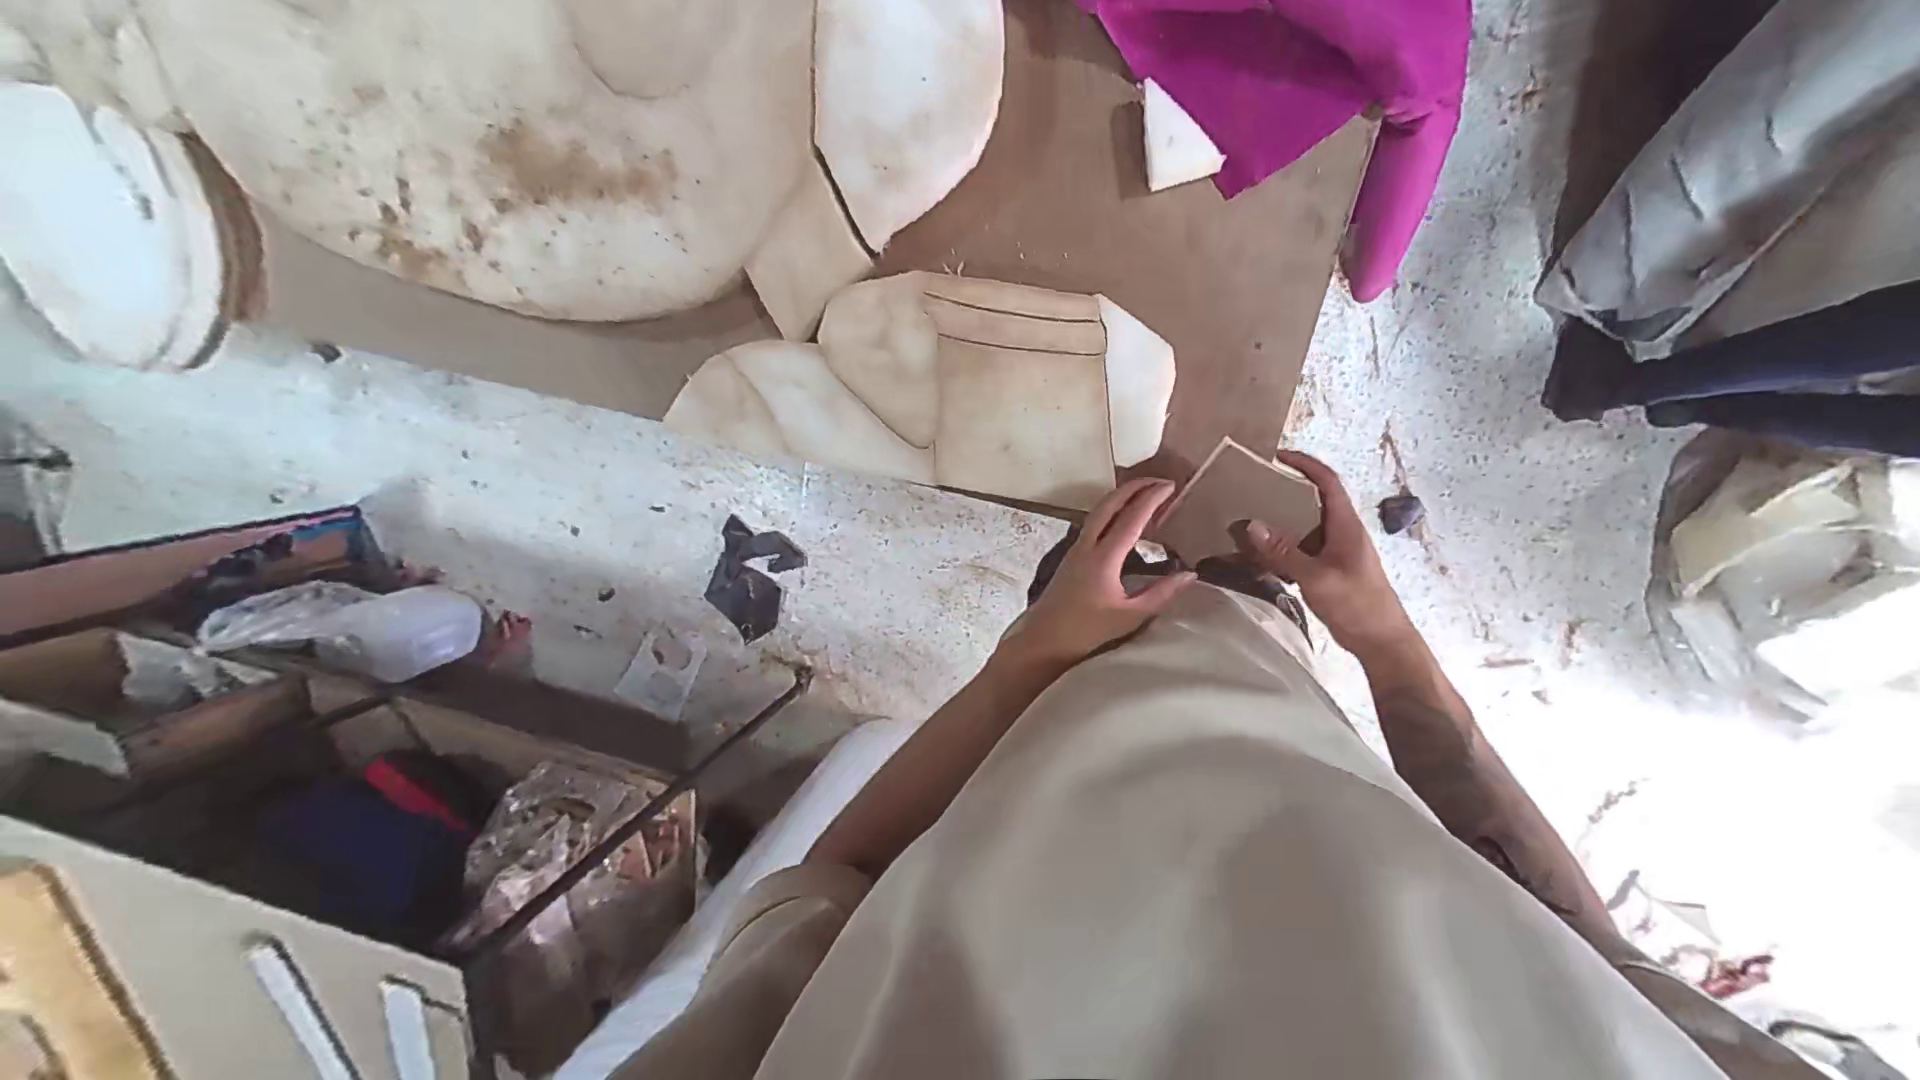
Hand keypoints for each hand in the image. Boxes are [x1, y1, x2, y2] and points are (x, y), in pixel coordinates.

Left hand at [1006, 478, 1197, 667]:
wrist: (1044, 639)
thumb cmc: (1087, 631)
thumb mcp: (1131, 616)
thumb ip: (1161, 594)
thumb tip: (1190, 574)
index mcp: (1104, 558)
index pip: (1131, 518)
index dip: (1152, 498)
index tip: (1171, 485)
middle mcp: (1087, 546)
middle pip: (1109, 504)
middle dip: (1134, 487)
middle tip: (1159, 481)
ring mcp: (1075, 549)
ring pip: (1097, 511)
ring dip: (1120, 497)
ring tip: (1144, 493)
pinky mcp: (1071, 557)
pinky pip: (1092, 523)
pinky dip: (1110, 511)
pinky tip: (1122, 518)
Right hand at [1235, 450, 1418, 664]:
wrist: (1382, 640)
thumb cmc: (1357, 604)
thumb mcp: (1316, 577)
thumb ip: (1283, 552)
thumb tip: (1251, 525)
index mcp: (1346, 526)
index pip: (1328, 482)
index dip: (1305, 464)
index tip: (1277, 456)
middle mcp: (1342, 532)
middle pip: (1314, 500)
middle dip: (1285, 489)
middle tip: (1253, 487)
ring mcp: (1336, 552)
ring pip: (1304, 525)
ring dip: (1280, 519)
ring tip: (1249, 518)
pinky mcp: (1328, 569)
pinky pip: (1300, 549)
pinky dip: (1280, 547)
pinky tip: (1260, 556)